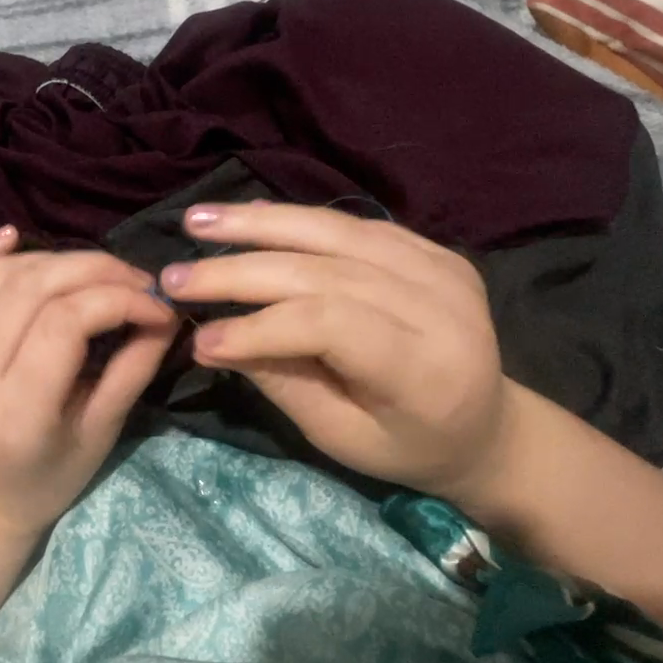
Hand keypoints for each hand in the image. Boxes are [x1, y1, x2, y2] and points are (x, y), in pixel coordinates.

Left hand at [0, 227, 177, 535]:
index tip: (157, 306)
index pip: (64, 323)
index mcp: (16, 410)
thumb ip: (132, 369)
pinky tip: (16, 236)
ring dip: (55, 258)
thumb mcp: (102, 432)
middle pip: (32, 288)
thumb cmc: (51, 473)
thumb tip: (165, 311)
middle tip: (138, 280)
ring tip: (98, 273)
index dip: (117, 299)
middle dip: (95, 270)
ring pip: (0, 274)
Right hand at [159, 203, 511, 500]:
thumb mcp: (340, 435)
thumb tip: (210, 340)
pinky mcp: (431, 248)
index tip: (199, 338)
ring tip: (197, 221)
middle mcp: (441, 304)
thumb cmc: (407, 446)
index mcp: (426, 368)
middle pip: (324, 270)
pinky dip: (293, 220)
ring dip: (258, 223)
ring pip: (335, 231)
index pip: (330, 325)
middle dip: (240, 271)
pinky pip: (351, 224)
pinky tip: (246, 215)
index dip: (260, 326)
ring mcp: (440, 266)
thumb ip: (281, 381)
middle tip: (173, 275)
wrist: (488, 424)